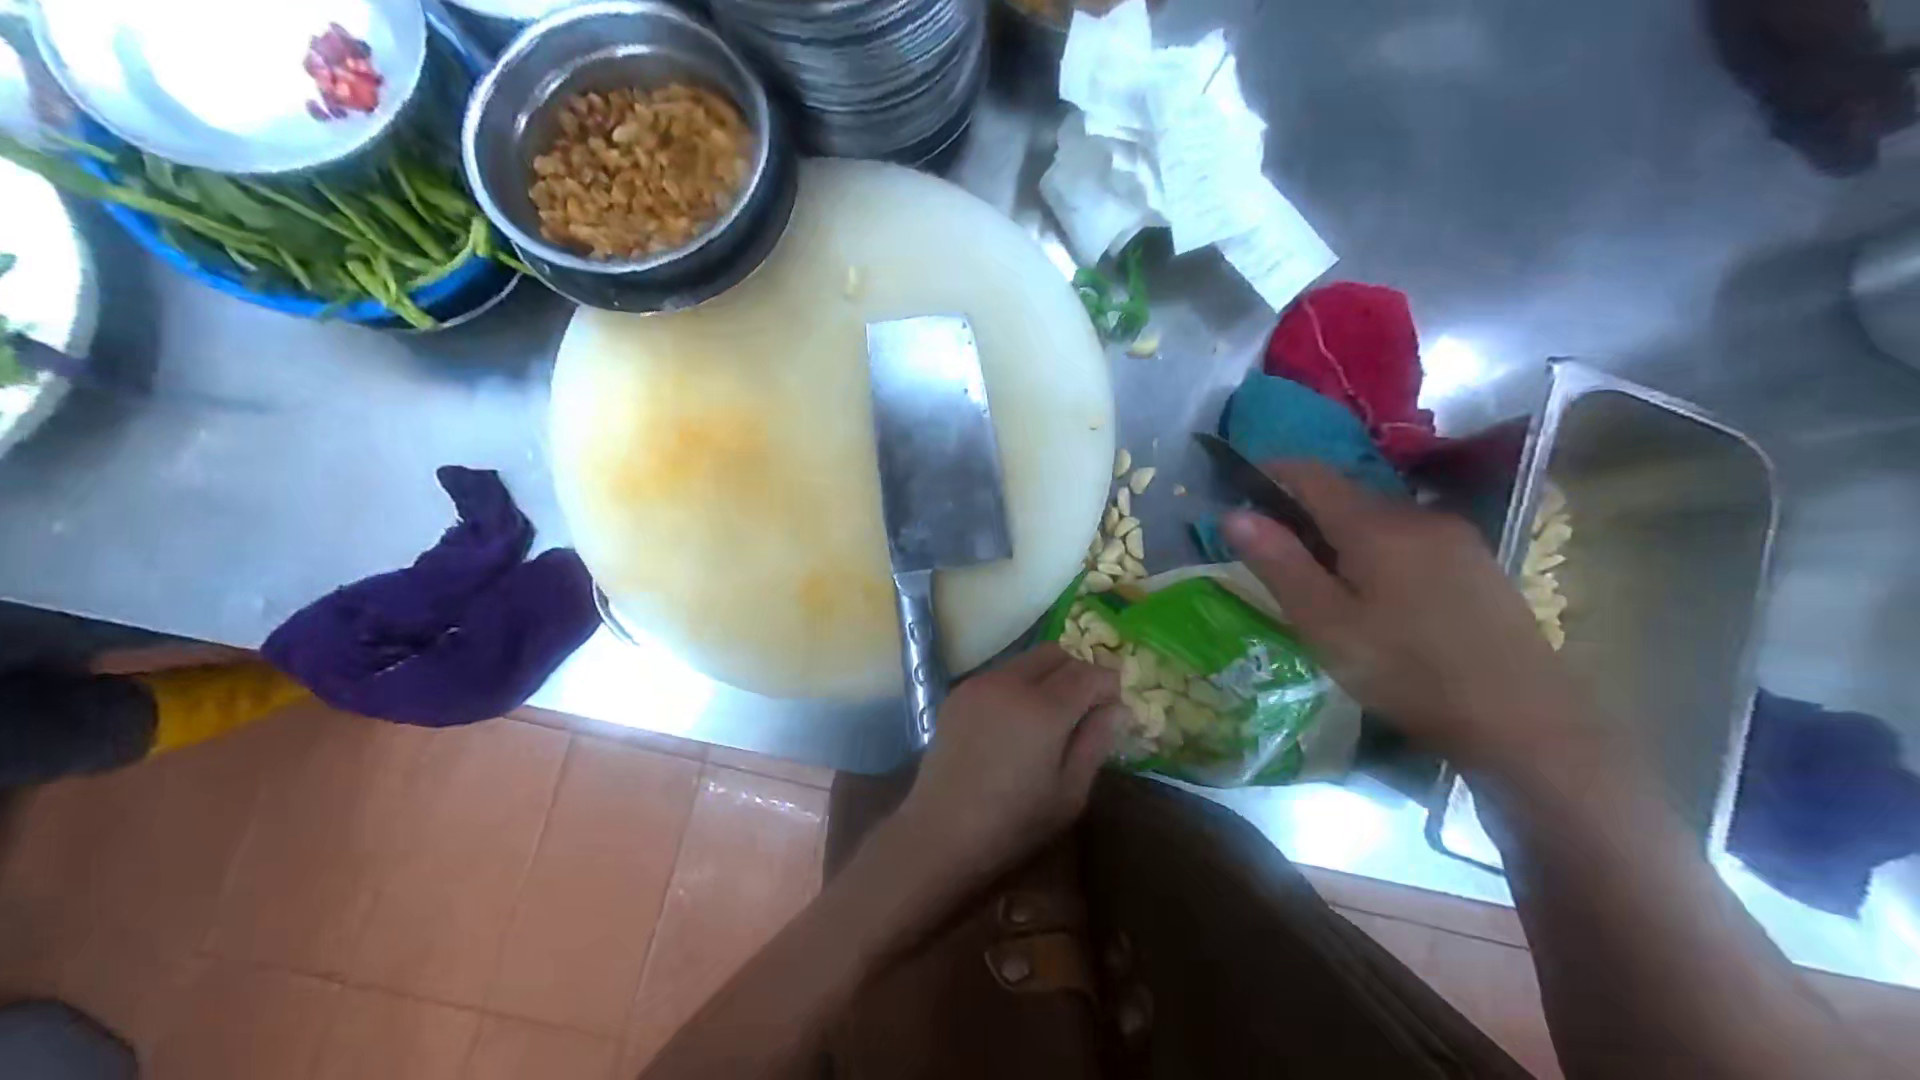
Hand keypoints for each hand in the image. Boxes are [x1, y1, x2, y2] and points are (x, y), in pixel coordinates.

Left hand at [895, 645, 1122, 883]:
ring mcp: (980, 683)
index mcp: (1043, 709)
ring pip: (1026, 659)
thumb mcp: (1070, 792)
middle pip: (1056, 653)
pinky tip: (1016, 720)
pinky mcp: (959, 693)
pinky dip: (1019, 684)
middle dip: (1078, 671)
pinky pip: (1000, 673)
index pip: (1088, 673)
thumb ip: (1096, 742)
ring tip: (1050, 715)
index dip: (1108, 684)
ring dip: (1048, 675)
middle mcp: (1010, 683)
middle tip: (1085, 707)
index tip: (1114, 706)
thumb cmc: (1013, 821)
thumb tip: (1117, 708)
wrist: (941, 830)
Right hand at [1223, 462, 1600, 774]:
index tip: (1240, 491)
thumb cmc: (1405, 671)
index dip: (1271, 473)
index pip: (1311, 474)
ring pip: (1379, 518)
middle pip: (1346, 494)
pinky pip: (1409, 537)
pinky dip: (1376, 548)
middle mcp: (1417, 515)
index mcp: (1375, 525)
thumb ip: (1279, 563)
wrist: (1524, 720)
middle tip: (1275, 554)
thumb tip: (1233, 514)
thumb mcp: (1324, 623)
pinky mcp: (1476, 561)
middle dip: (1304, 511)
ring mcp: (1455, 536)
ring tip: (1323, 581)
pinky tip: (1377, 595)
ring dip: (1341, 532)